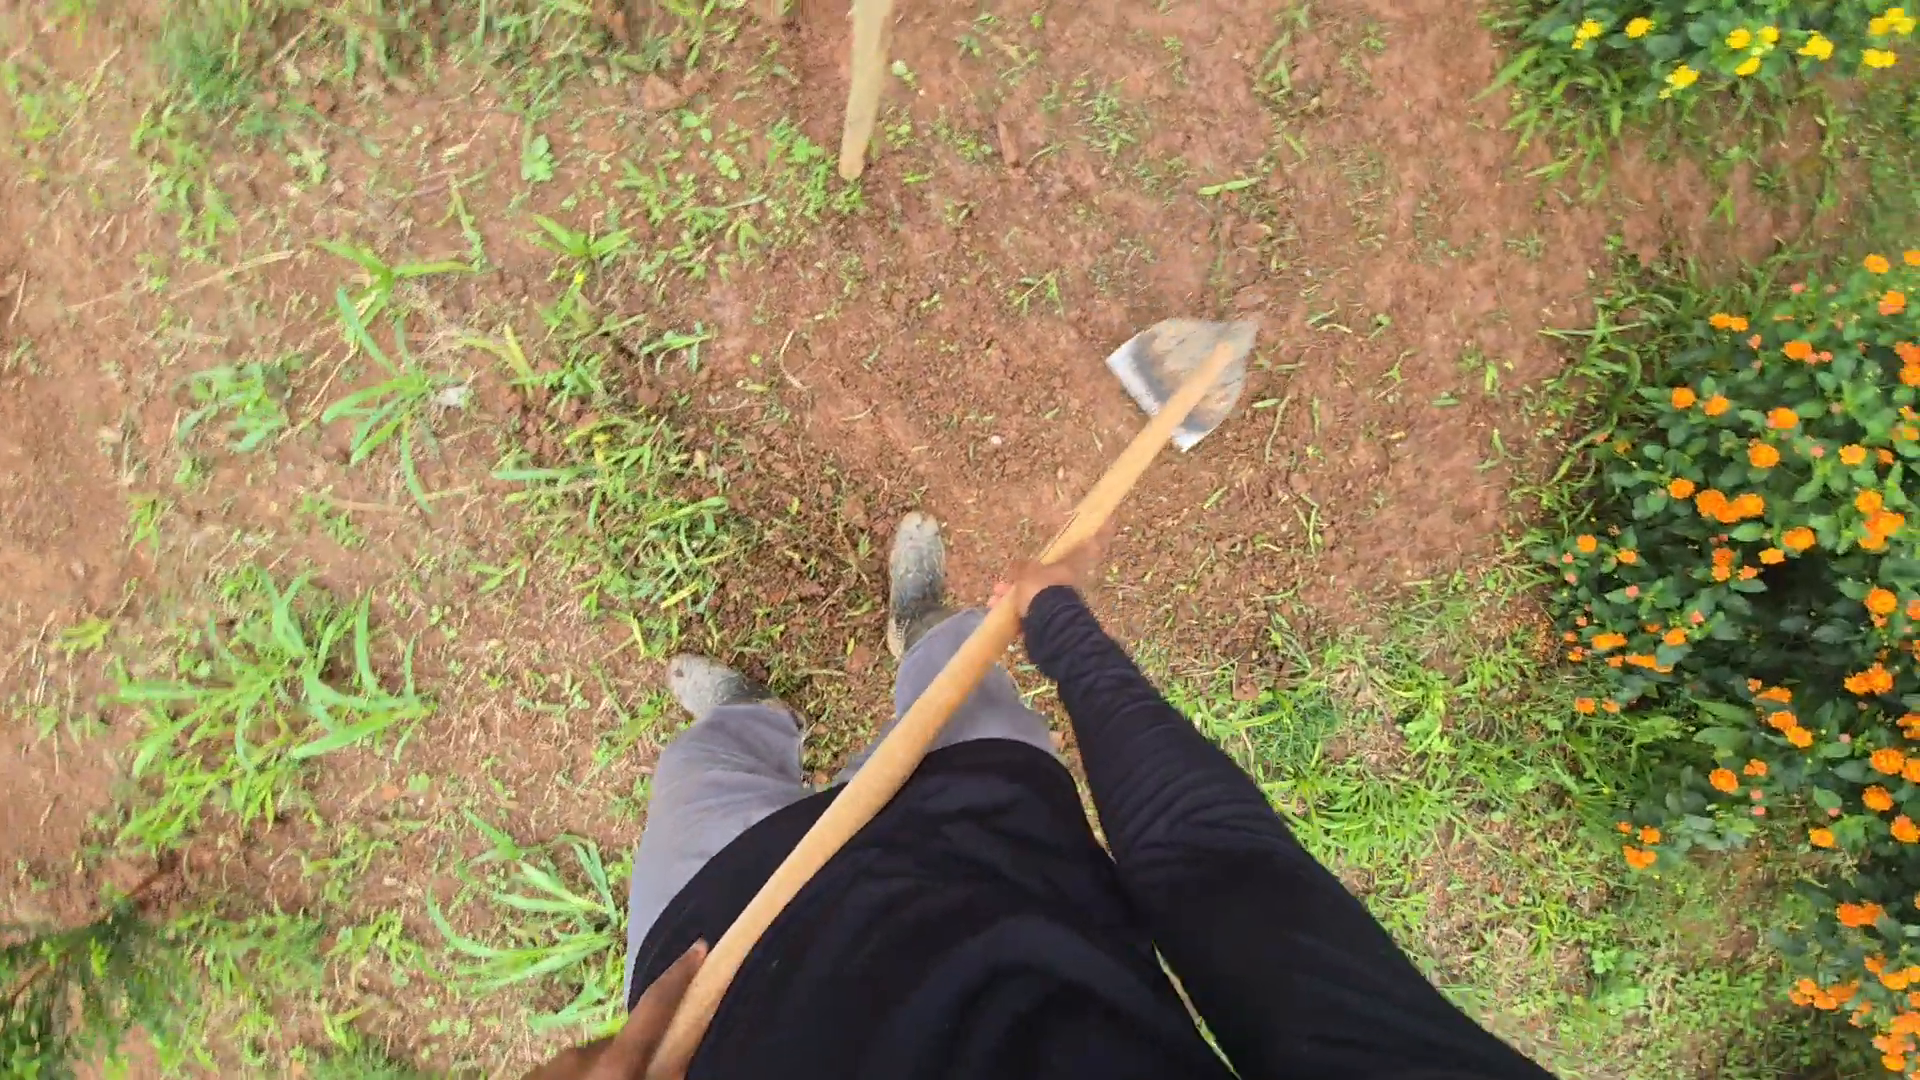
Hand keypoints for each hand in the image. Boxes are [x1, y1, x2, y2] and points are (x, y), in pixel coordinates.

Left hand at [522, 942, 707, 1079]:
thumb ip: (659, 1079)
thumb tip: (674, 1062)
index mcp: (613, 1069)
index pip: (654, 1008)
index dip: (679, 976)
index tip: (699, 947)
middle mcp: (578, 1059)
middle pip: (619, 1046)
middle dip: (631, 1061)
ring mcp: (544, 1070)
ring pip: (587, 1065)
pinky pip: (559, 1079)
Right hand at [993, 524, 1112, 617]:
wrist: (1048, 625)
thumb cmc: (1041, 590)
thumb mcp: (1028, 573)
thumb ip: (1022, 567)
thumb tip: (1019, 564)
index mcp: (1065, 569)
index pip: (1080, 551)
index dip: (1090, 543)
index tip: (1100, 533)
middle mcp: (1063, 586)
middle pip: (1040, 580)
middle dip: (1018, 582)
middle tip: (1001, 585)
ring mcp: (1056, 605)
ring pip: (1031, 598)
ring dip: (1011, 598)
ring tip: (993, 602)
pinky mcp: (1048, 623)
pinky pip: (1028, 614)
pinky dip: (1014, 613)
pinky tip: (998, 614)